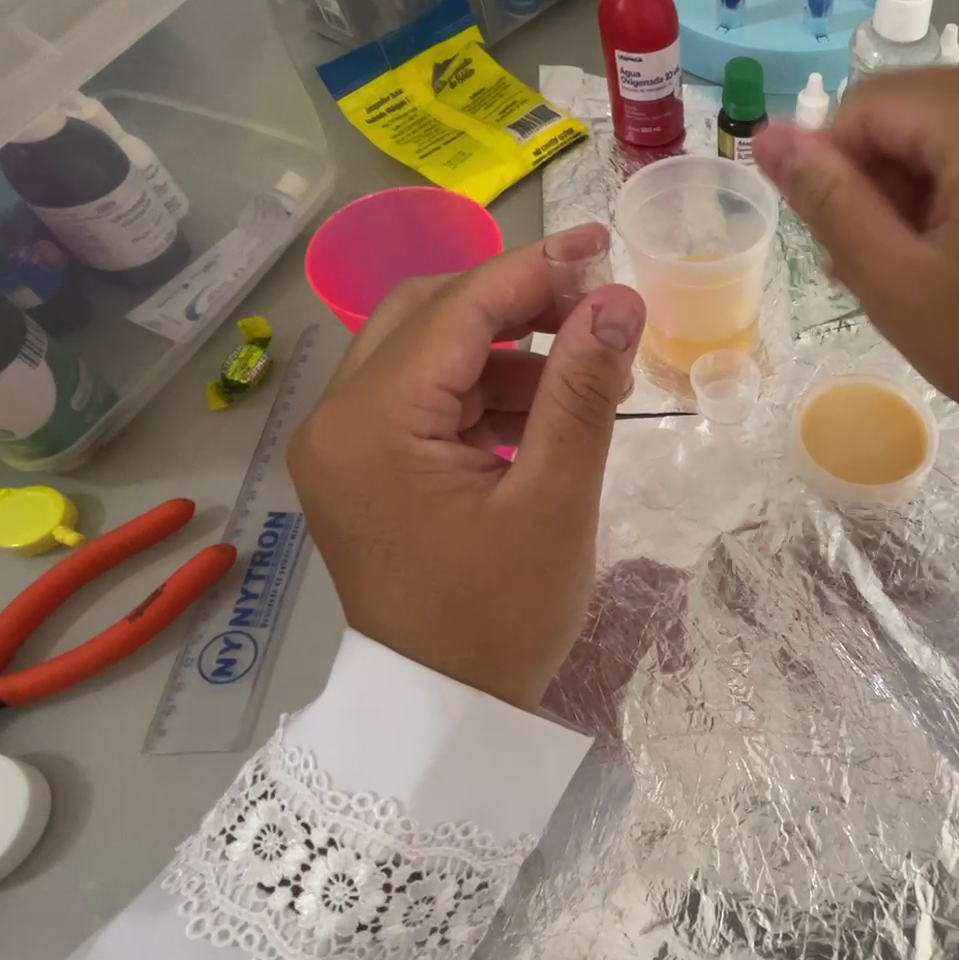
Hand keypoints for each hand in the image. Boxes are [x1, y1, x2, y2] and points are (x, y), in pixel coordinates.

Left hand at [289, 224, 644, 710]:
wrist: (448, 711)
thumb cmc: (504, 616)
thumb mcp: (556, 502)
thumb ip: (583, 392)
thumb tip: (620, 302)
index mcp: (372, 423)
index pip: (457, 309)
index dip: (536, 269)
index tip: (606, 248)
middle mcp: (338, 419)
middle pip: (430, 318)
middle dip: (518, 303)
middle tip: (598, 307)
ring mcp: (346, 447)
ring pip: (429, 359)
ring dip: (507, 353)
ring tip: (587, 373)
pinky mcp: (366, 473)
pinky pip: (426, 405)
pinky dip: (485, 396)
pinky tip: (542, 415)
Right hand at [753, 62, 958, 418]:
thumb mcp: (895, 279)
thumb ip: (826, 202)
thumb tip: (767, 139)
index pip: (868, 107)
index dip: (836, 173)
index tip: (843, 245)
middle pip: (918, 118)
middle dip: (884, 189)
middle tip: (878, 269)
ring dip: (924, 196)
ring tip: (918, 271)